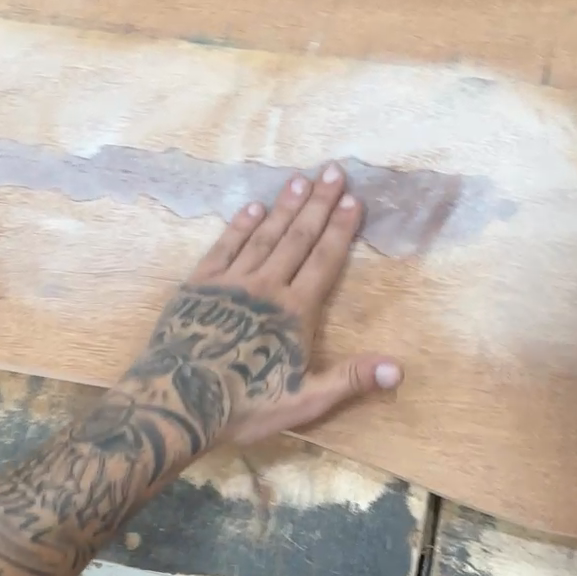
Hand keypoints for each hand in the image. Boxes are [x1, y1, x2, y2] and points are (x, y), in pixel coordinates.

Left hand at [126, 163, 400, 446]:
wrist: (177, 401)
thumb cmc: (245, 405)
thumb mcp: (305, 401)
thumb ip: (351, 379)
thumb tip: (399, 368)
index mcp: (294, 312)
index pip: (323, 261)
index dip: (340, 230)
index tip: (354, 199)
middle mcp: (265, 286)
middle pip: (296, 238)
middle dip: (318, 204)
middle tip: (333, 171)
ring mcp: (230, 282)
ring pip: (263, 235)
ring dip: (283, 206)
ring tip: (300, 179)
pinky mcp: (198, 285)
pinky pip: (224, 247)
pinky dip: (240, 226)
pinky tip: (252, 208)